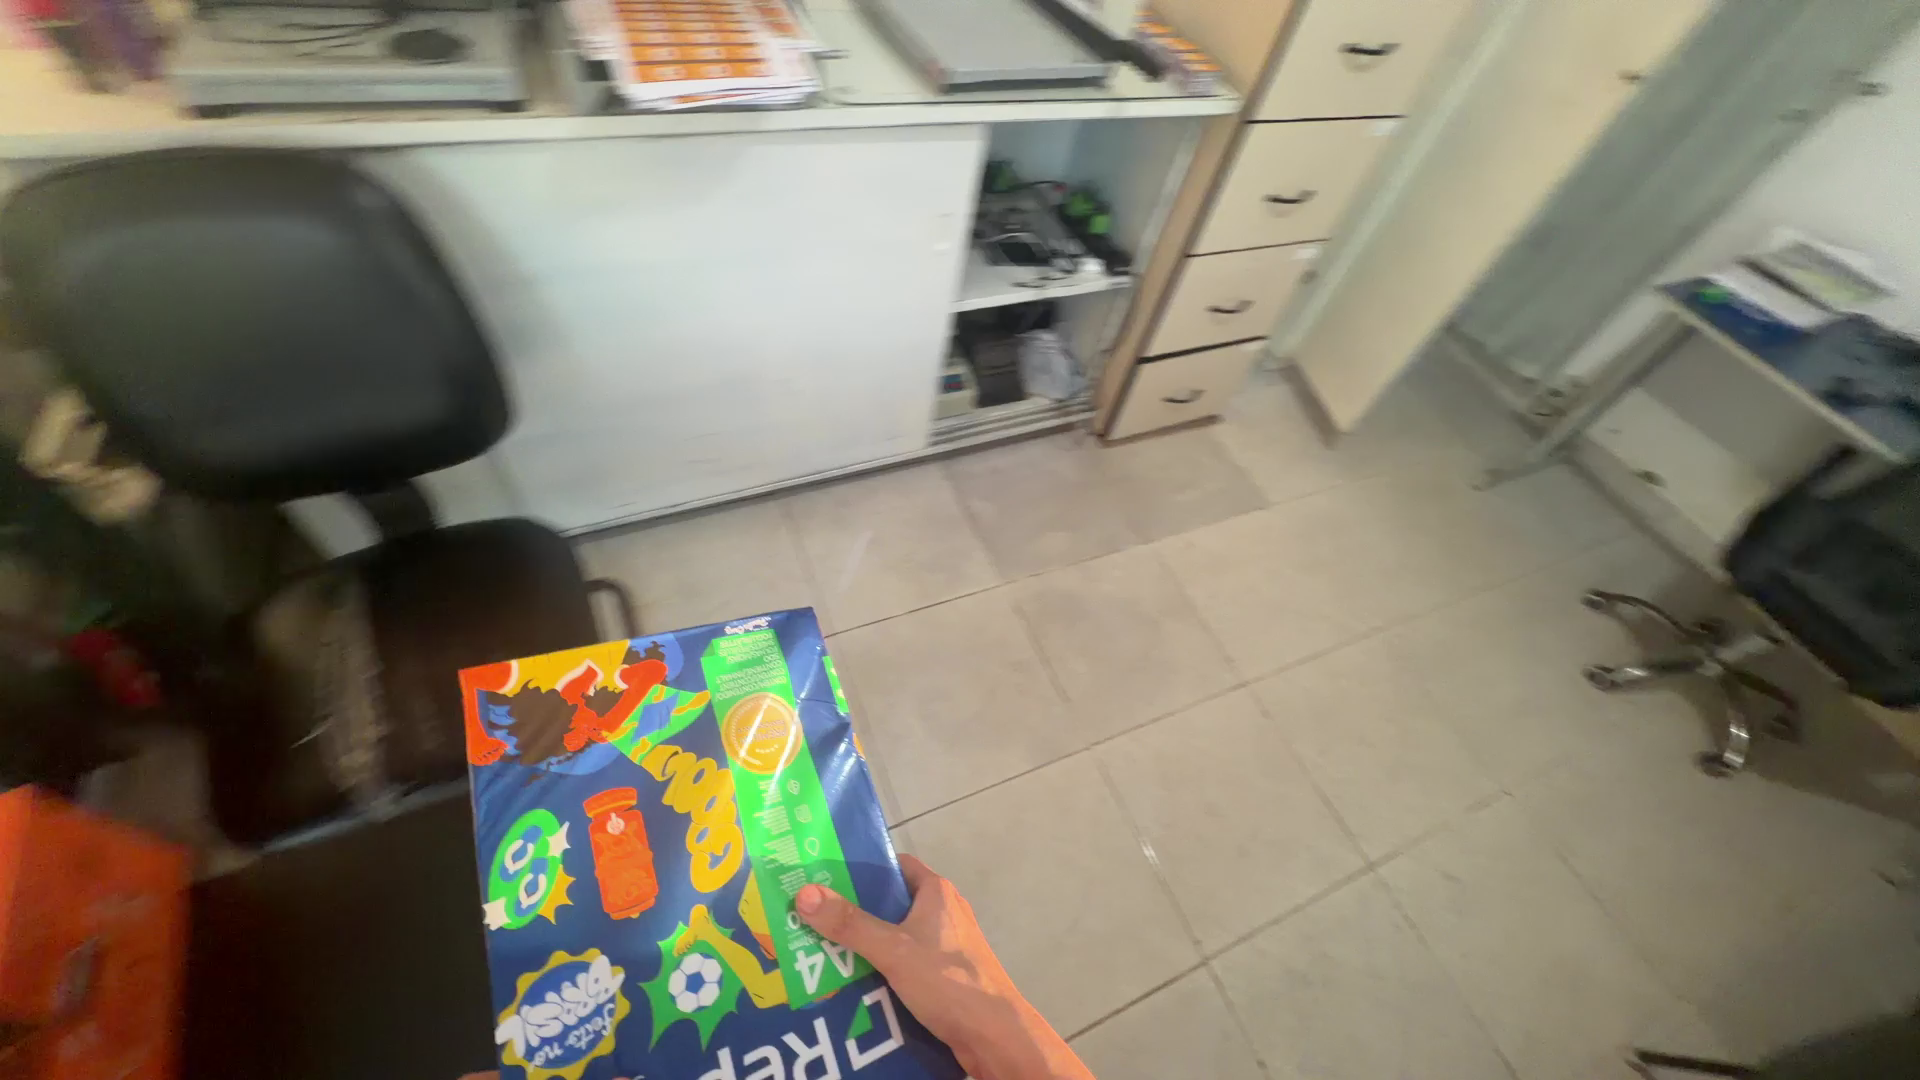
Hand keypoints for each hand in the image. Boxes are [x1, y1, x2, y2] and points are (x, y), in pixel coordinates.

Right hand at [795, 856, 1091, 1079]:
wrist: (995, 1034)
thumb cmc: (947, 979)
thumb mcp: (893, 949)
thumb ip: (850, 924)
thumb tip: (805, 894)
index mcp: (935, 891)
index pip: (895, 866)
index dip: (864, 871)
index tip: (828, 881)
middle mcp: (943, 911)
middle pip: (892, 905)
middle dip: (857, 917)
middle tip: (817, 926)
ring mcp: (947, 946)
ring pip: (899, 940)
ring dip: (868, 950)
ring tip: (827, 960)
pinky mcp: (948, 976)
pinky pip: (909, 967)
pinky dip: (885, 975)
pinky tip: (858, 989)